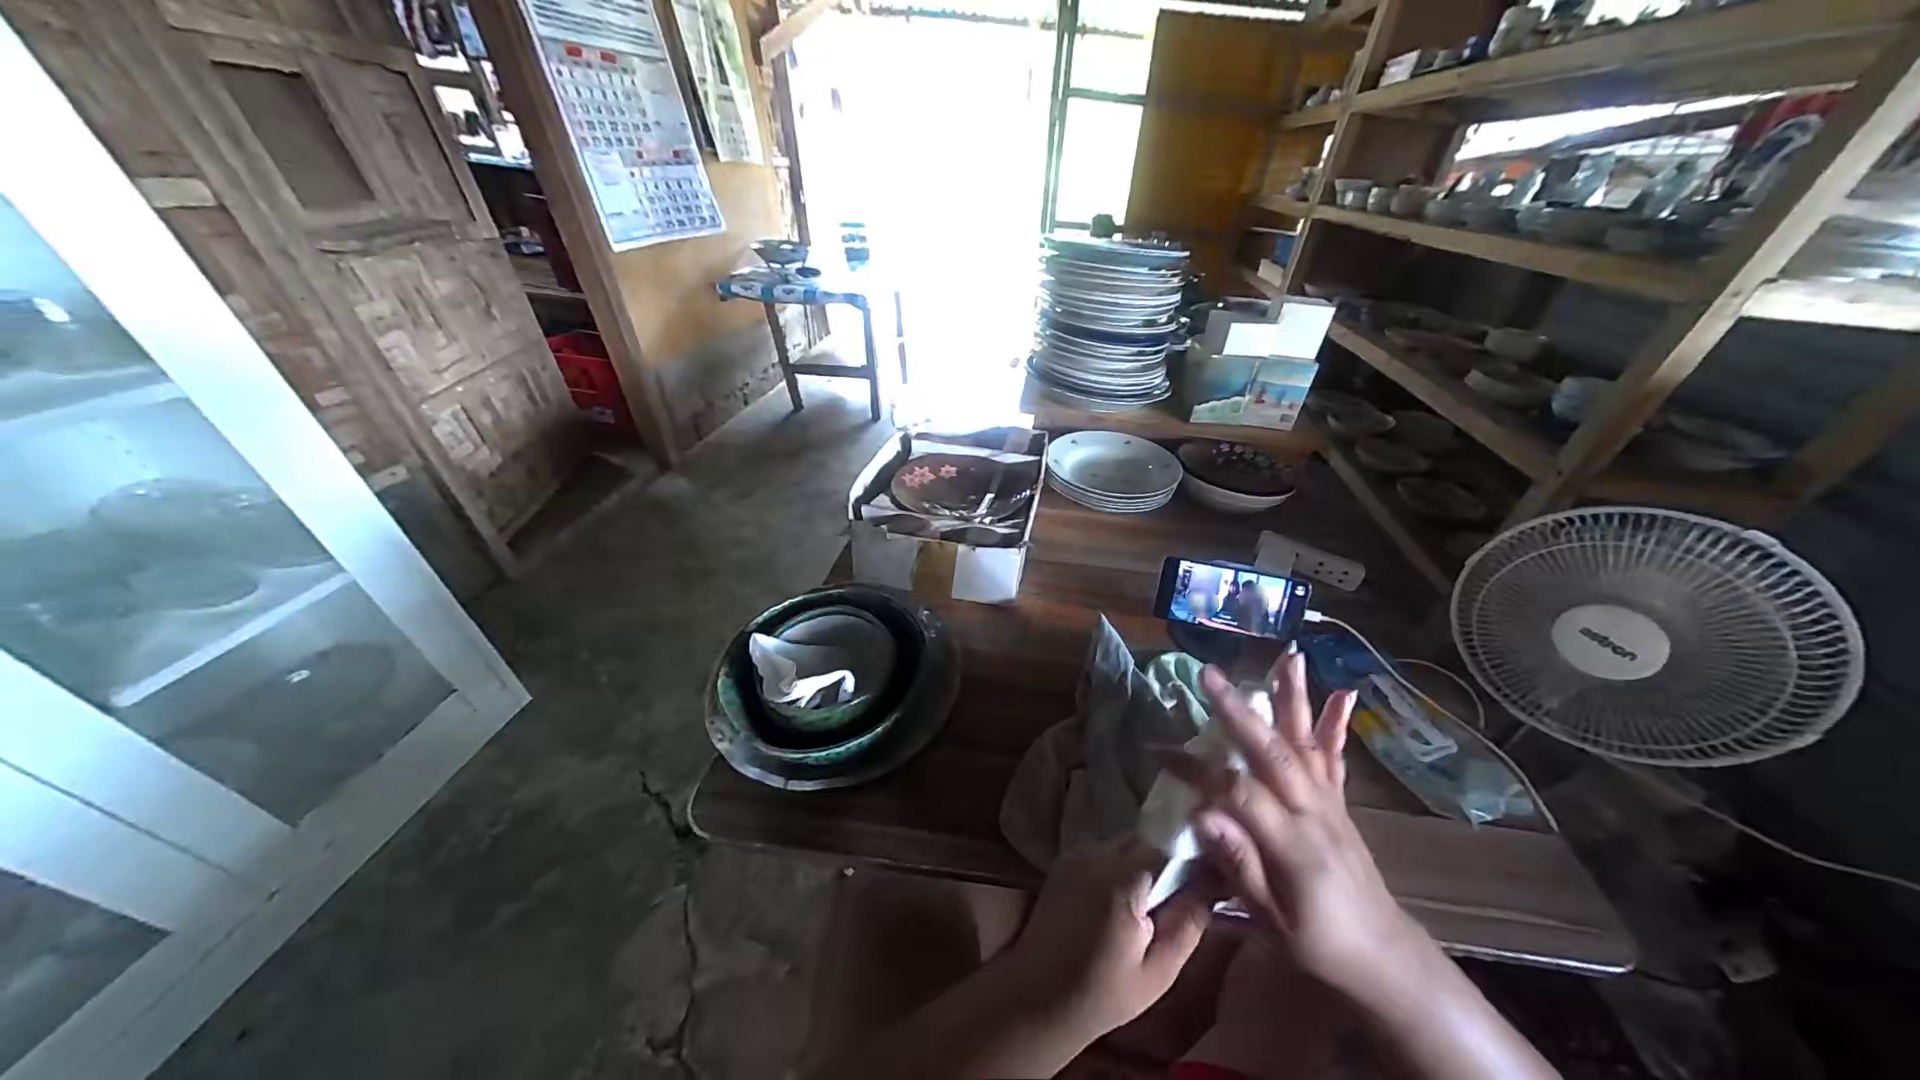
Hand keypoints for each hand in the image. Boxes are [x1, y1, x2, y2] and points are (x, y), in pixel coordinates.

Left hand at [1002, 834, 1212, 1041]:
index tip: (1209, 879)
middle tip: (1177, 899)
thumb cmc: (1102, 992)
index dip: (1191, 858)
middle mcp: (1094, 856)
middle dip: (1166, 861)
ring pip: (1124, 843)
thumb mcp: (1159, 969)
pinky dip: (1118, 867)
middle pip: (1144, 839)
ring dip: (1141, 863)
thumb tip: (1215, 880)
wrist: (1037, 994)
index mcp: (1119, 881)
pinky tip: (1120, 901)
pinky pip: (1103, 851)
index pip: (1167, 845)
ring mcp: (1075, 854)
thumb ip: (1188, 920)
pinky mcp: (1063, 860)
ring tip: (1147, 905)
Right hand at [1159, 649, 1425, 998]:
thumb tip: (1200, 814)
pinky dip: (1335, 724)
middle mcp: (1313, 813)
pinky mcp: (1338, 804)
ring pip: (1307, 743)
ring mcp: (1329, 804)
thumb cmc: (1320, 945)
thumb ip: (1239, 864)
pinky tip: (1343, 694)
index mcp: (1293, 844)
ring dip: (1295, 698)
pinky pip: (1334, 758)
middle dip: (1238, 710)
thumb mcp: (1273, 921)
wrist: (1384, 959)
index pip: (1237, 791)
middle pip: (1273, 751)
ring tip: (1289, 656)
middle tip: (1209, 675)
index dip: (1195, 768)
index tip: (1158, 751)